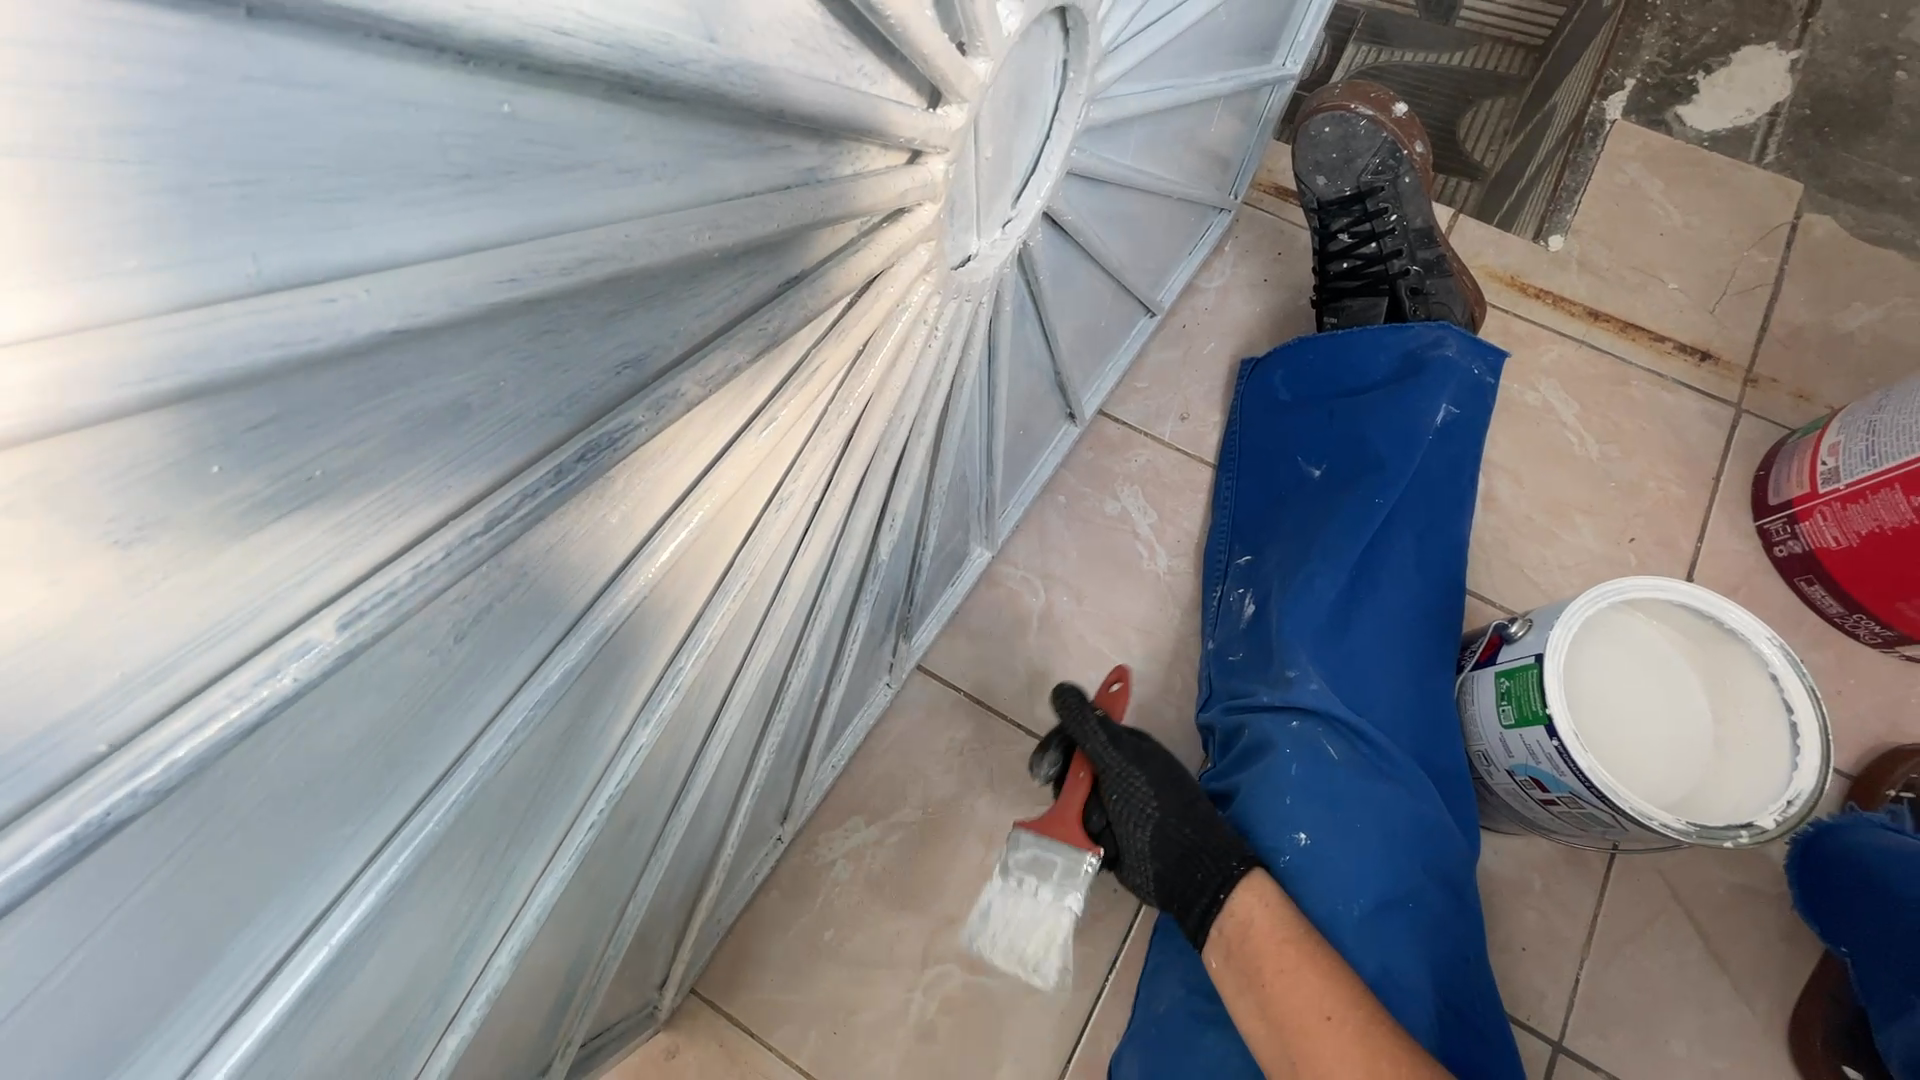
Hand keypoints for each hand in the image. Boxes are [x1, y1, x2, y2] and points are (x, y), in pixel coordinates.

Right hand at [1029, 682, 1260, 949]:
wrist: (1187, 870)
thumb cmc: (1156, 808)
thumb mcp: (1120, 761)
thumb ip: (1088, 727)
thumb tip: (1062, 688)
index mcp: (1122, 747)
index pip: (1076, 733)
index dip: (1057, 747)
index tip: (1046, 768)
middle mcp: (1115, 772)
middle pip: (1068, 771)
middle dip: (1071, 792)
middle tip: (1076, 805)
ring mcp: (1112, 805)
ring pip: (1072, 804)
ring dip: (1086, 821)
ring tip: (1109, 832)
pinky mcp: (1108, 836)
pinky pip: (1081, 832)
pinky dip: (1091, 842)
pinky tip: (1108, 848)